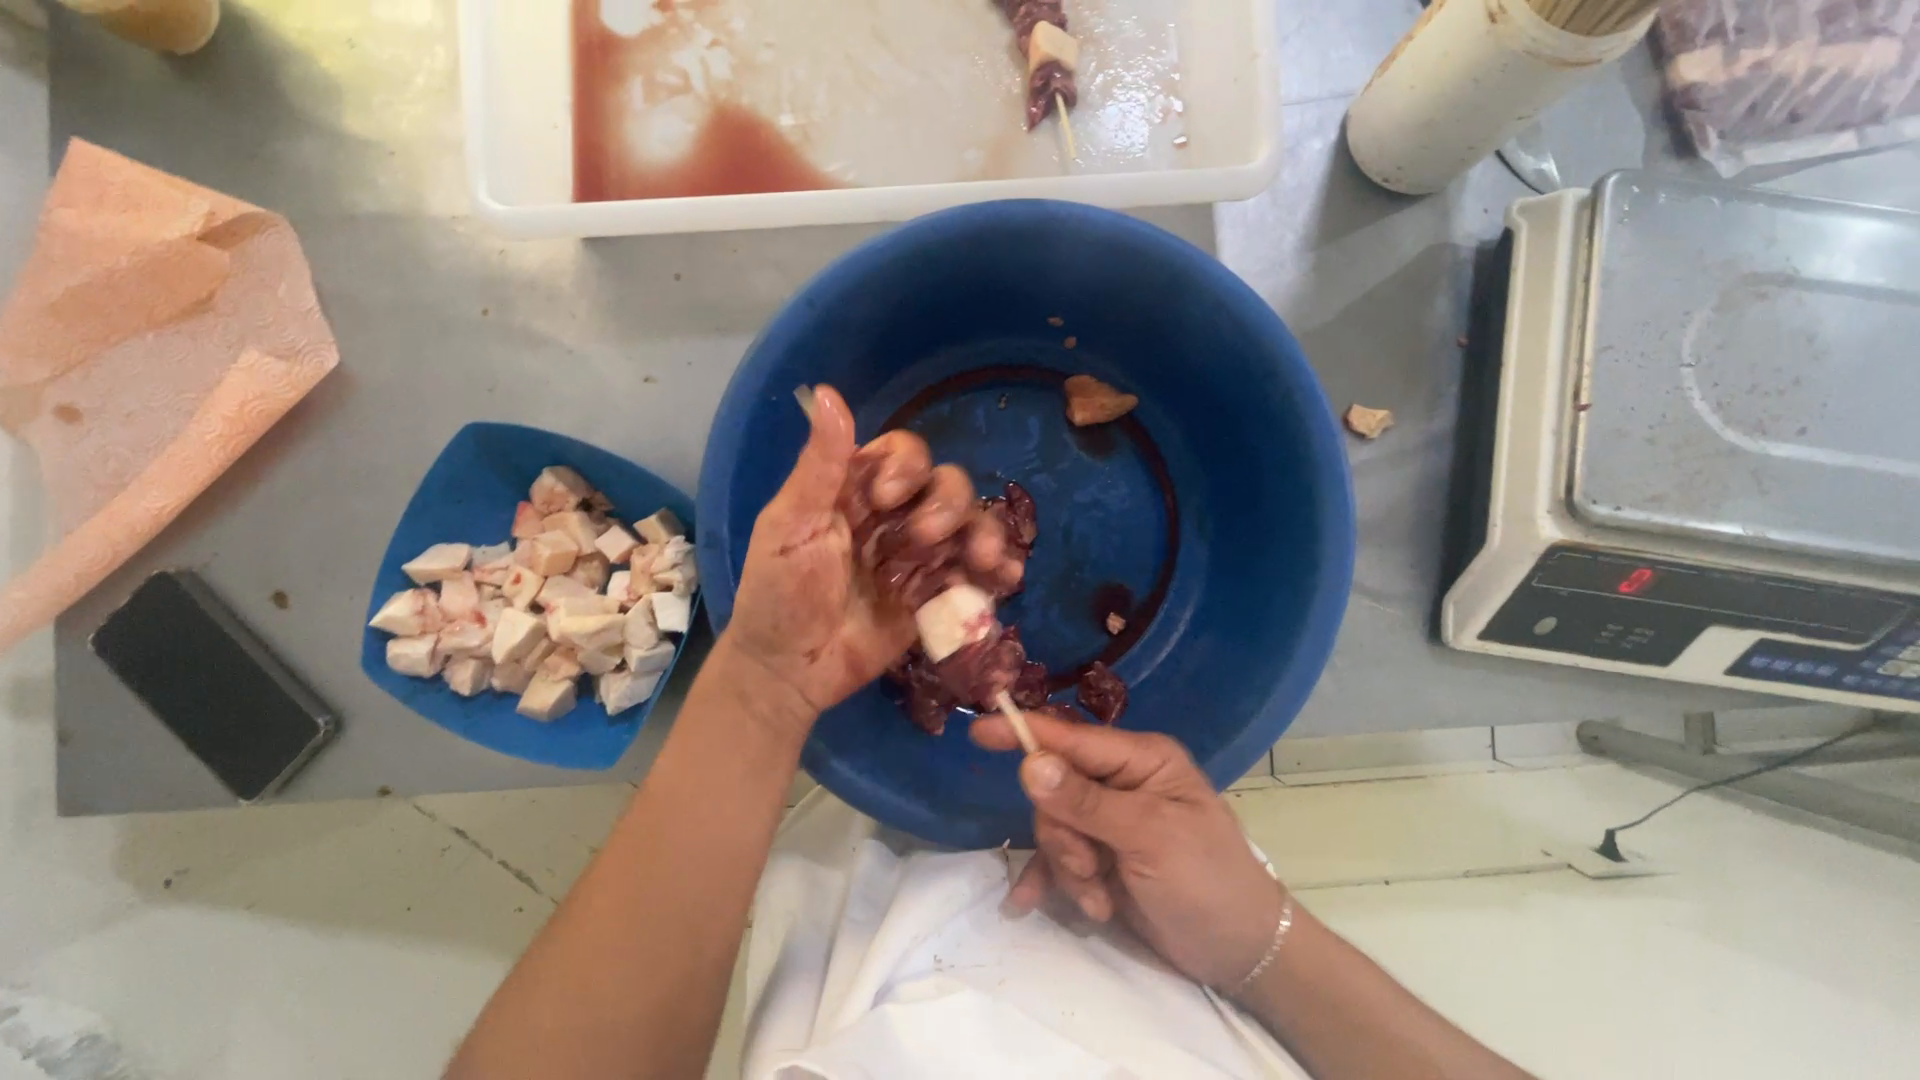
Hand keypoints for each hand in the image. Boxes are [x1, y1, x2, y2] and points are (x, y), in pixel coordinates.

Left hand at [726, 384, 1020, 721]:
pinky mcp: (934, 596)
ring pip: (970, 527)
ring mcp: (919, 557)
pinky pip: (974, 574)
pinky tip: (1004, 579)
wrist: (787, 671)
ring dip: (985, 536)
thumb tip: (828, 392)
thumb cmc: (777, 593)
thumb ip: (817, 465)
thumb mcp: (790, 525)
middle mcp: (895, 517)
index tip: (887, 500)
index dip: (908, 468)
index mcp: (858, 491)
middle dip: (947, 506)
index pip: (904, 454)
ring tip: (987, 563)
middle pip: (947, 486)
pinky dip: (996, 572)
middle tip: (924, 539)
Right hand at [972, 711, 1285, 990]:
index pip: (1072, 738)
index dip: (1025, 734)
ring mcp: (1110, 823)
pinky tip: (1032, 904)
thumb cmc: (1207, 881)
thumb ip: (1086, 801)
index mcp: (1141, 760)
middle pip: (1054, 789)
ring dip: (1067, 867)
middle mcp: (1121, 783)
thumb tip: (1030, 763)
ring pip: (1053, 828)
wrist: (1241, 952)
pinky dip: (1051, 882)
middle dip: (1062, 833)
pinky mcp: (1102, 859)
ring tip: (1098, 899)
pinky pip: (1057, 860)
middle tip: (1088, 866)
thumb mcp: (1149, 837)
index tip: (979, 732)